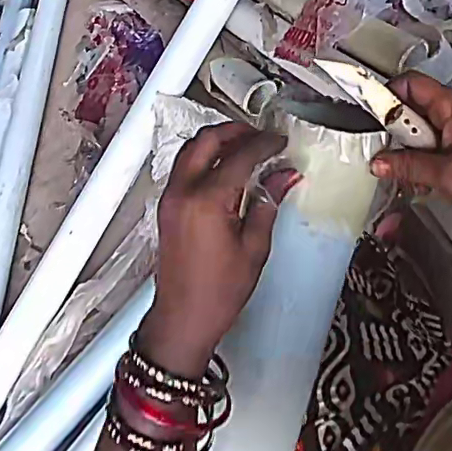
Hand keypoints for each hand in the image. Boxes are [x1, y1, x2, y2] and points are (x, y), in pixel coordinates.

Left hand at [144, 123, 287, 374]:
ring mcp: (170, 198)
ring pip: (191, 149)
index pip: (240, 156)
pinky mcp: (166, 206)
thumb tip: (284, 176)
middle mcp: (183, 192)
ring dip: (217, 141)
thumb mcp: (254, 248)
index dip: (264, 144)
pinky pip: (184, 167)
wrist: (182, 319)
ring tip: (245, 147)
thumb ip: (268, 203)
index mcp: (206, 201)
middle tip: (261, 137)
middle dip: (236, 131)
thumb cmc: (216, 293)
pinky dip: (204, 157)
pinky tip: (225, 168)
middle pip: (207, 141)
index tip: (280, 142)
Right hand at [370, 73, 451, 230]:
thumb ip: (408, 166)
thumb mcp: (448, 177)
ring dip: (407, 146)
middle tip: (388, 152)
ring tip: (405, 169)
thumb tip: (375, 162)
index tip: (368, 118)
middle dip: (394, 128)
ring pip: (418, 125)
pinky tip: (421, 176)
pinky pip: (430, 140)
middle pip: (410, 104)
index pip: (409, 83)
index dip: (385, 95)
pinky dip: (420, 155)